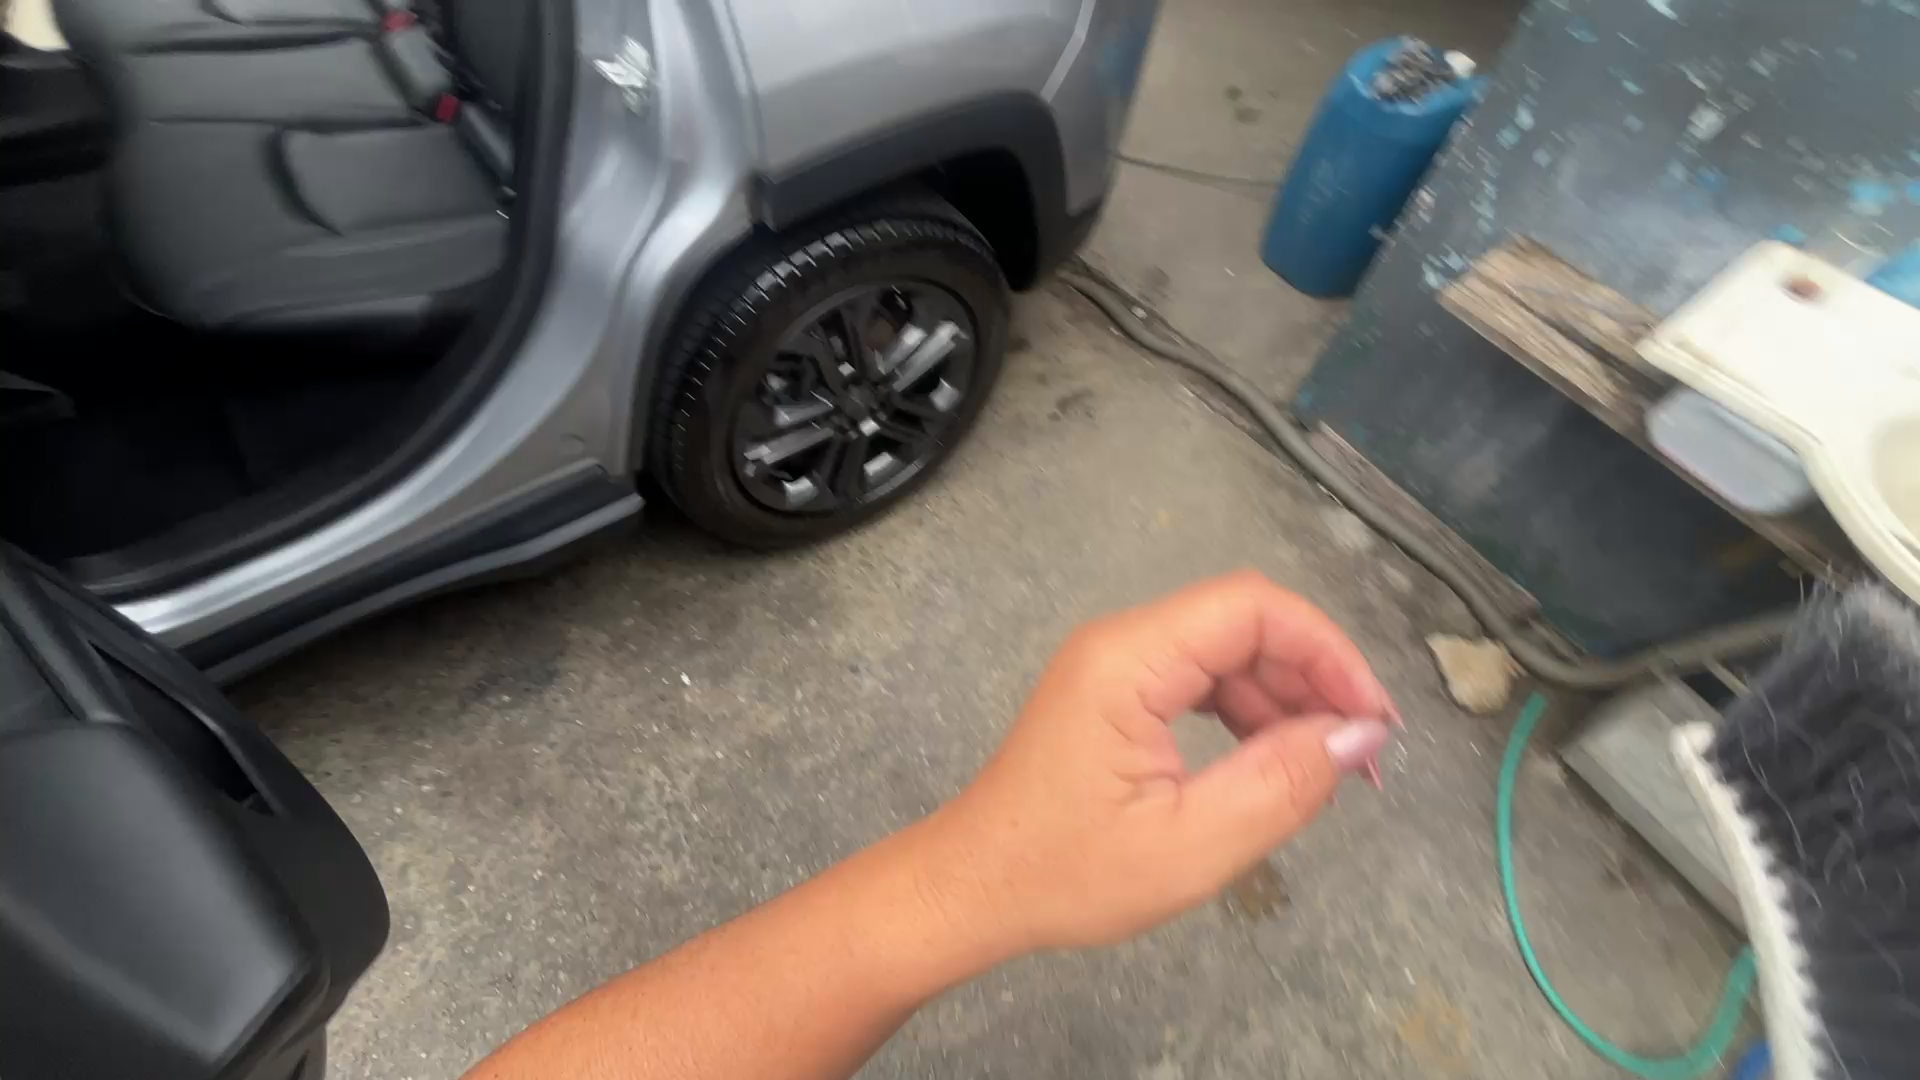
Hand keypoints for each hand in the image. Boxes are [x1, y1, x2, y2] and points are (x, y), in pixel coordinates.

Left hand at [919, 571, 1398, 955]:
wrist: (979, 880)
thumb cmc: (1069, 871)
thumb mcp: (1189, 845)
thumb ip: (1281, 782)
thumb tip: (1360, 733)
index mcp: (1127, 659)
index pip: (1249, 606)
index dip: (1326, 648)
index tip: (1373, 719)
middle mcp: (1119, 641)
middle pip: (1239, 622)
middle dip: (1311, 676)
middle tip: (1360, 755)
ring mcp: (1112, 662)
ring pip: (1222, 650)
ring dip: (1282, 698)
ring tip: (1324, 767)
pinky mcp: (1113, 690)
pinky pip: (1195, 678)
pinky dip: (1243, 711)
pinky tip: (1269, 758)